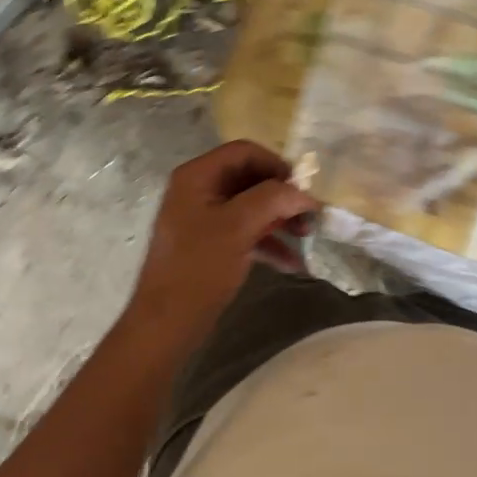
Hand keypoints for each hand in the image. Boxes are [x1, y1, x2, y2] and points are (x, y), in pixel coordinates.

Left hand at [124, 141, 317, 343]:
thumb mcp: (237, 227)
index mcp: (197, 176)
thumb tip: (303, 191)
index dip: (276, 164)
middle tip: (309, 215)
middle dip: (281, 195)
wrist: (166, 324)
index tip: (303, 187)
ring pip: (249, 206)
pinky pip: (244, 232)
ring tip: (307, 237)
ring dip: (279, 219)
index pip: (244, 152)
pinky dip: (267, 242)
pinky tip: (291, 263)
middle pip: (249, 178)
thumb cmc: (199, 267)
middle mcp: (198, 190)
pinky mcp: (210, 245)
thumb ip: (272, 199)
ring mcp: (203, 219)